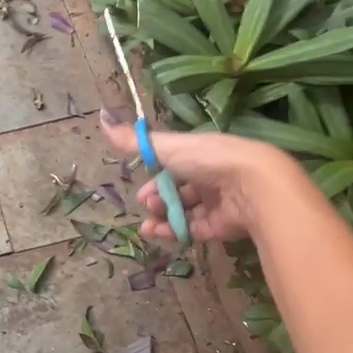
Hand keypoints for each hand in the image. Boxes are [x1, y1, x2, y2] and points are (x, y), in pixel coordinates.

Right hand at [98, 110, 298, 244]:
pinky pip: (193, 230)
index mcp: (199, 154)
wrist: (251, 184)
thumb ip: (134, 141)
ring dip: (162, 218)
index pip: (172, 167)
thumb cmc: (207, 158)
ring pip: (183, 212)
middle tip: (147, 205)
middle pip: (177, 191)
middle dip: (157, 199)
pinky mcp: (221, 226)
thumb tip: (101, 119)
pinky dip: (174, 232)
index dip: (154, 179)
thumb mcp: (167, 147)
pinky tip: (158, 233)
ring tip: (148, 225)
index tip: (141, 190)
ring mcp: (216, 202)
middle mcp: (209, 176)